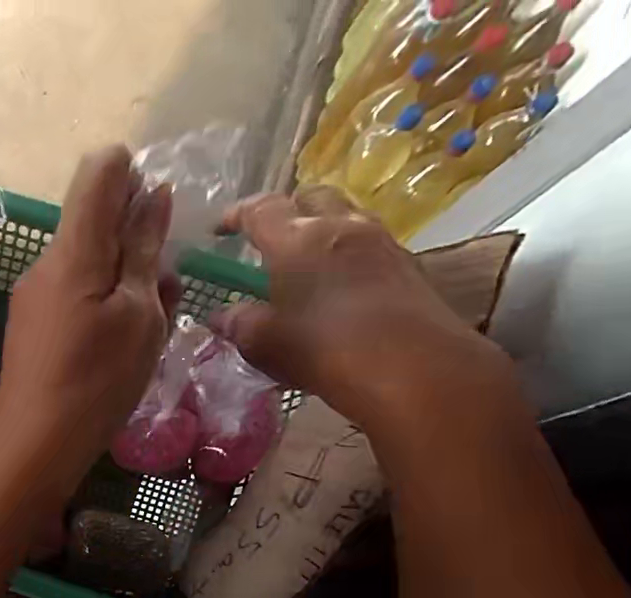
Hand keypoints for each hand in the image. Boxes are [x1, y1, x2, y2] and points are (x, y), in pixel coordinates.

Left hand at [0, 147, 180, 487]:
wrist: (36, 446)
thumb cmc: (98, 380)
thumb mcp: (138, 315)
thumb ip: (144, 250)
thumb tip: (152, 194)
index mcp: (73, 249)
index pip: (99, 172)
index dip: (133, 177)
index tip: (158, 220)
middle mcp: (46, 264)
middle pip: (94, 223)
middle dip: (136, 241)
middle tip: (164, 290)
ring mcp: (33, 298)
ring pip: (87, 265)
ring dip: (125, 279)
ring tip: (151, 326)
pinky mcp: (32, 329)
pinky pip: (73, 297)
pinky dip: (103, 306)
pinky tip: (122, 344)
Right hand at [214, 187, 518, 441]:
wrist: (410, 366)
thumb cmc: (322, 349)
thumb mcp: (265, 343)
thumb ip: (239, 324)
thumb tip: (222, 316)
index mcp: (297, 240)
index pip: (260, 210)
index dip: (236, 215)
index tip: (220, 230)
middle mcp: (340, 227)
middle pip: (310, 198)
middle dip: (286, 211)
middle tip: (269, 240)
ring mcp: (380, 242)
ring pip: (345, 216)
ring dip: (321, 230)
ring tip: (306, 263)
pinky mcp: (407, 265)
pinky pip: (368, 245)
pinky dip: (346, 255)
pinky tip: (340, 287)